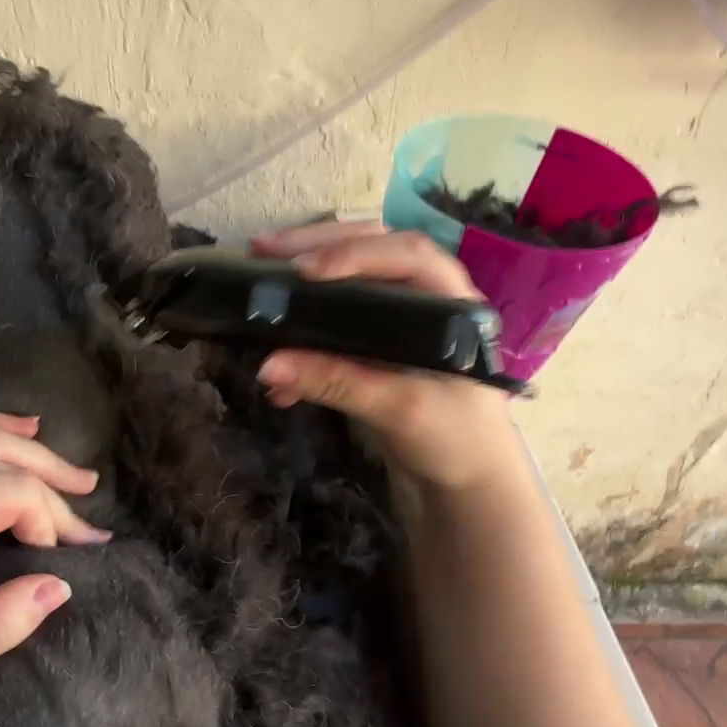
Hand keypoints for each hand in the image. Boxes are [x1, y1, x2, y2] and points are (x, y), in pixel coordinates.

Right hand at [250, 221, 527, 491]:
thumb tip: (267, 366)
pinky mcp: (373, 341)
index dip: (354, 254)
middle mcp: (423, 296)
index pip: (405, 255)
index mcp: (449, 301)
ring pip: (348, 274)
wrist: (469, 482)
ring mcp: (397, 317)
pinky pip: (332, 315)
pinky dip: (300, 325)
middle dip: (315, 245)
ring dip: (302, 270)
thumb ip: (336, 383)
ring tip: (257, 266)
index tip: (304, 270)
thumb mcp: (400, 409)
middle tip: (261, 249)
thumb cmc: (457, 439)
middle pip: (370, 248)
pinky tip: (272, 353)